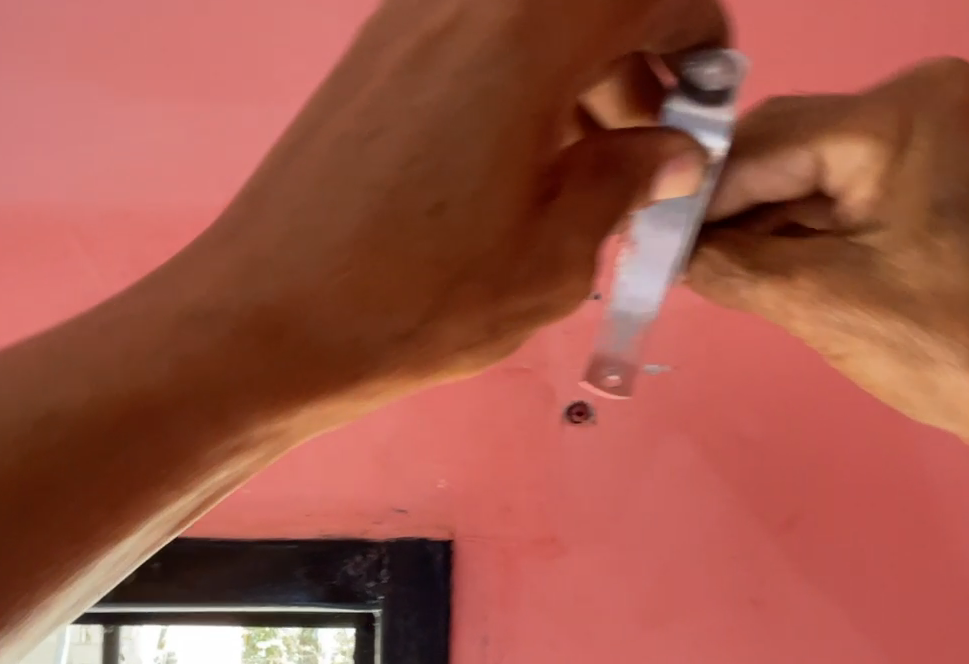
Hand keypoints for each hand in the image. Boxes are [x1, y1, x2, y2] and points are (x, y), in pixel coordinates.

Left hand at [176, 0, 726, 399]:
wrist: (266, 325)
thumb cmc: (418, 304)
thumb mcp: (550, 262)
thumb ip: (623, 186)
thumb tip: (669, 151)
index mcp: (523, 34)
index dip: (693, 33)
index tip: (702, 97)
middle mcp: (461, 2)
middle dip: (632, 56)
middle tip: (643, 144)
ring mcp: (403, 26)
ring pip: (522, 19)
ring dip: (571, 75)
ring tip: (581, 169)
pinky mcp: (369, 65)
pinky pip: (469, 44)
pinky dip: (513, 85)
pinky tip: (513, 168)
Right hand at [688, 58, 968, 443]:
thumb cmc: (956, 347)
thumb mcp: (821, 304)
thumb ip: (730, 266)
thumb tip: (666, 250)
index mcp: (904, 111)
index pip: (761, 143)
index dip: (695, 197)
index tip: (640, 243)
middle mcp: (930, 100)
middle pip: (787, 150)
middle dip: (729, 212)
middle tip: (672, 268)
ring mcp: (948, 138)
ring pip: (815, 177)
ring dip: (762, 228)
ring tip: (713, 279)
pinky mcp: (951, 181)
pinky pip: (851, 197)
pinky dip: (805, 235)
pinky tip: (769, 272)